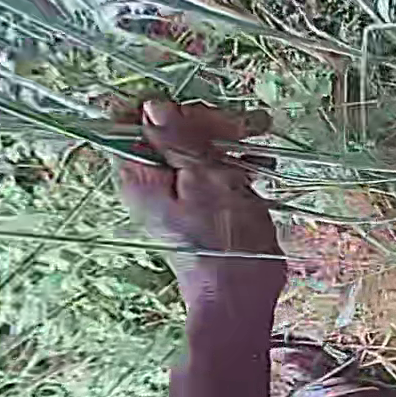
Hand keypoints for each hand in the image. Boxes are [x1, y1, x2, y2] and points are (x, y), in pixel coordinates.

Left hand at [116, 99, 285, 305]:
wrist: (242, 291)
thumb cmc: (222, 244)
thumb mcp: (204, 184)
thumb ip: (180, 142)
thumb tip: (155, 104)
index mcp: (139, 175)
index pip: (135, 120)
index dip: (168, 108)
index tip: (202, 112)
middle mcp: (155, 179)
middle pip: (172, 129)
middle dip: (209, 122)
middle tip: (244, 127)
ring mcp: (183, 189)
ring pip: (199, 145)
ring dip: (230, 137)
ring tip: (260, 134)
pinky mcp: (207, 199)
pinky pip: (216, 166)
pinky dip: (238, 159)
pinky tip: (260, 163)